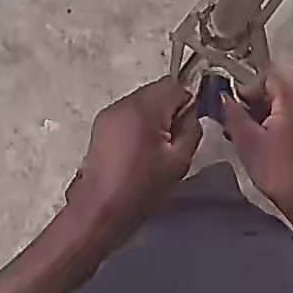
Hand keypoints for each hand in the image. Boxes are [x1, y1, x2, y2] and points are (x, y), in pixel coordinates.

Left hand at [65, 76, 200, 230]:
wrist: (100, 208)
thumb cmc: (142, 186)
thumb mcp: (180, 160)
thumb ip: (191, 128)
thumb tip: (192, 111)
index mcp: (145, 108)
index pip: (174, 85)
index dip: (186, 103)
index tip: (185, 127)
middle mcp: (124, 103)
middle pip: (157, 90)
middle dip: (169, 109)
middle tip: (171, 140)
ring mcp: (109, 113)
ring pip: (143, 101)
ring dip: (154, 116)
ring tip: (154, 147)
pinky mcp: (101, 125)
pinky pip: (129, 113)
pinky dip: (139, 123)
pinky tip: (138, 149)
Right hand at [222, 63, 292, 220]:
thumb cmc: (279, 172)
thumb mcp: (246, 141)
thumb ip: (232, 112)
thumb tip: (223, 97)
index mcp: (292, 97)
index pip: (268, 73)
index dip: (249, 87)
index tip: (237, 105)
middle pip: (277, 85)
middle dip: (255, 100)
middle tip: (239, 121)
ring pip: (284, 99)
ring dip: (265, 111)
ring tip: (250, 135)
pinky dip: (277, 120)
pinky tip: (265, 142)